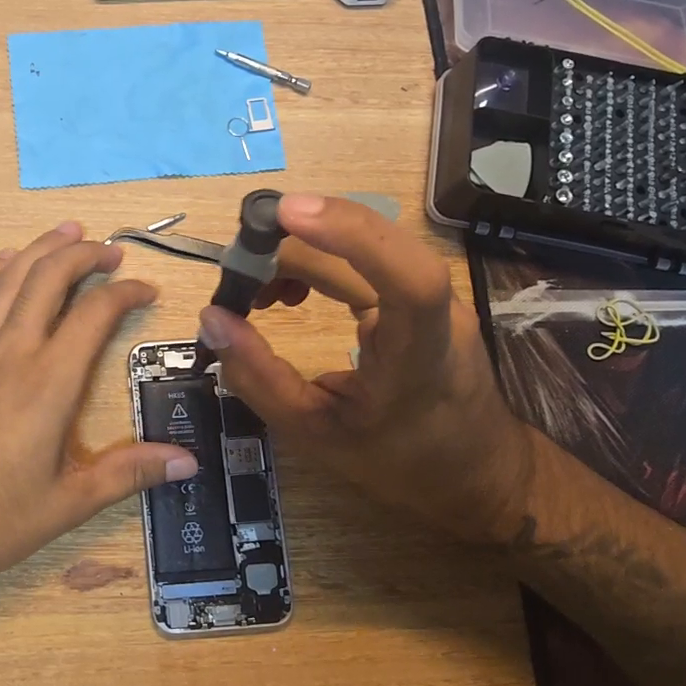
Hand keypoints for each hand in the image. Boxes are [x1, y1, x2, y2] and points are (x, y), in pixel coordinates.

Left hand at [0, 222, 197, 601]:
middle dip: (83, 254)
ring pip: (5, 279)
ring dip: (37, 249)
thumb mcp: (70, 503)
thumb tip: (188, 461)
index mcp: (47, 384)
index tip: (147, 291)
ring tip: (66, 231)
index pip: (93, 314)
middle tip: (112, 252)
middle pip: (46, 278)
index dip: (125, 293)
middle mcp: (9, 354)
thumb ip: (129, 472)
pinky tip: (2, 262)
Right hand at [197, 194, 534, 543]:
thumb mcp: (312, 432)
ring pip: (360, 247)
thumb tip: (211, 317)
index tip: (285, 213)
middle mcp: (438, 312)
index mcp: (419, 356)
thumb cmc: (396, 461)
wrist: (474, 472)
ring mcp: (436, 298)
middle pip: (361, 250)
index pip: (407, 277)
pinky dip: (319, 266)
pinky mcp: (424, 295)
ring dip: (297, 256)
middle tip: (232, 282)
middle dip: (287, 249)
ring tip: (254, 296)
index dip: (350, 233)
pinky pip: (366, 262)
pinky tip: (289, 296)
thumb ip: (257, 375)